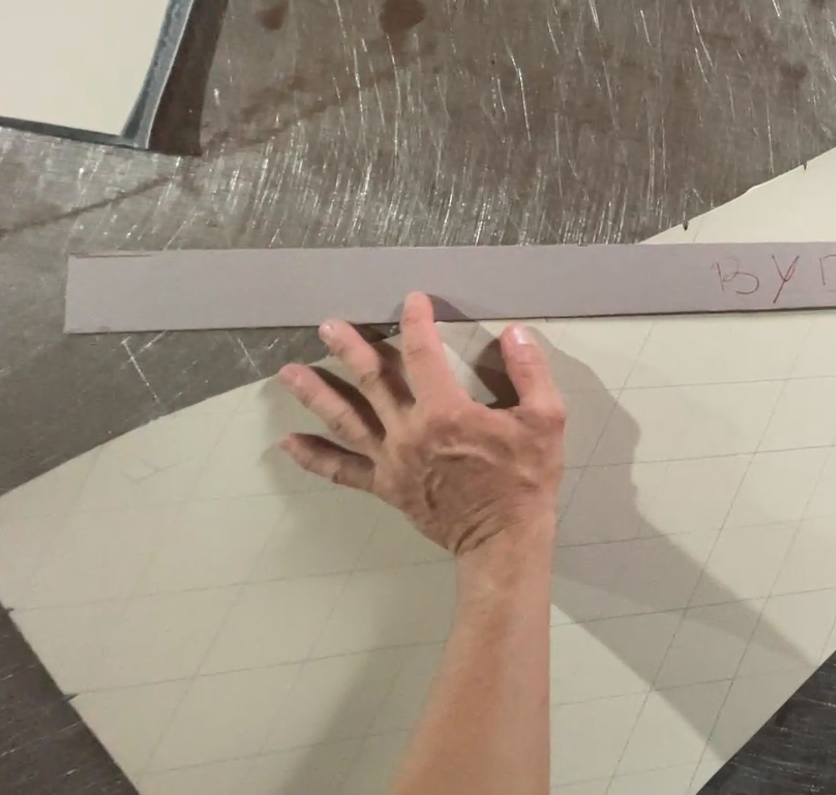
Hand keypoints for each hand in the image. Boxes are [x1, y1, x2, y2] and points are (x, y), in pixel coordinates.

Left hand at [276, 292, 566, 559]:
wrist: (504, 535)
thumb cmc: (527, 474)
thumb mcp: (546, 417)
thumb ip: (531, 371)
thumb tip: (515, 332)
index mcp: (446, 411)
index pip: (423, 355)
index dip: (416, 323)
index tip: (413, 301)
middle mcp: (409, 431)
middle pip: (371, 381)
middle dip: (349, 349)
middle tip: (328, 326)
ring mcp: (391, 460)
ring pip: (345, 420)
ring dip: (316, 393)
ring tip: (289, 372)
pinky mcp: (385, 486)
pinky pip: (341, 470)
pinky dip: (313, 457)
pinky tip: (288, 443)